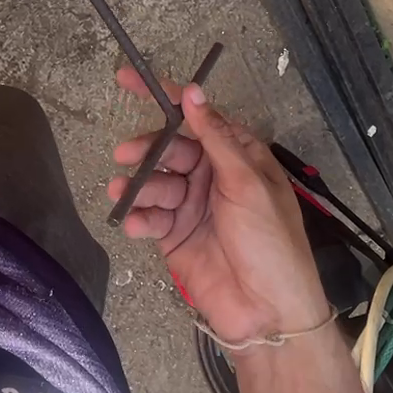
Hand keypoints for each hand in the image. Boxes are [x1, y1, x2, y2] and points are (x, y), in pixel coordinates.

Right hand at [106, 69, 330, 344]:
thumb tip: (192, 91)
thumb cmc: (270, 240)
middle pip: (169, 148)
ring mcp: (191, 205)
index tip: (127, 79)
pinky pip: (150, 216)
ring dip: (138, 185)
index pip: (196, 116)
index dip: (164, 97)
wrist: (268, 313)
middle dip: (146, 149)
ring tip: (123, 193)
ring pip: (155, 182)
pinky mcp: (175, 235)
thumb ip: (215, 136)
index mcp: (236, 155)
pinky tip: (134, 222)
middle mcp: (211, 175)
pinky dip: (139, 216)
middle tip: (125, 154)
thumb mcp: (246, 182)